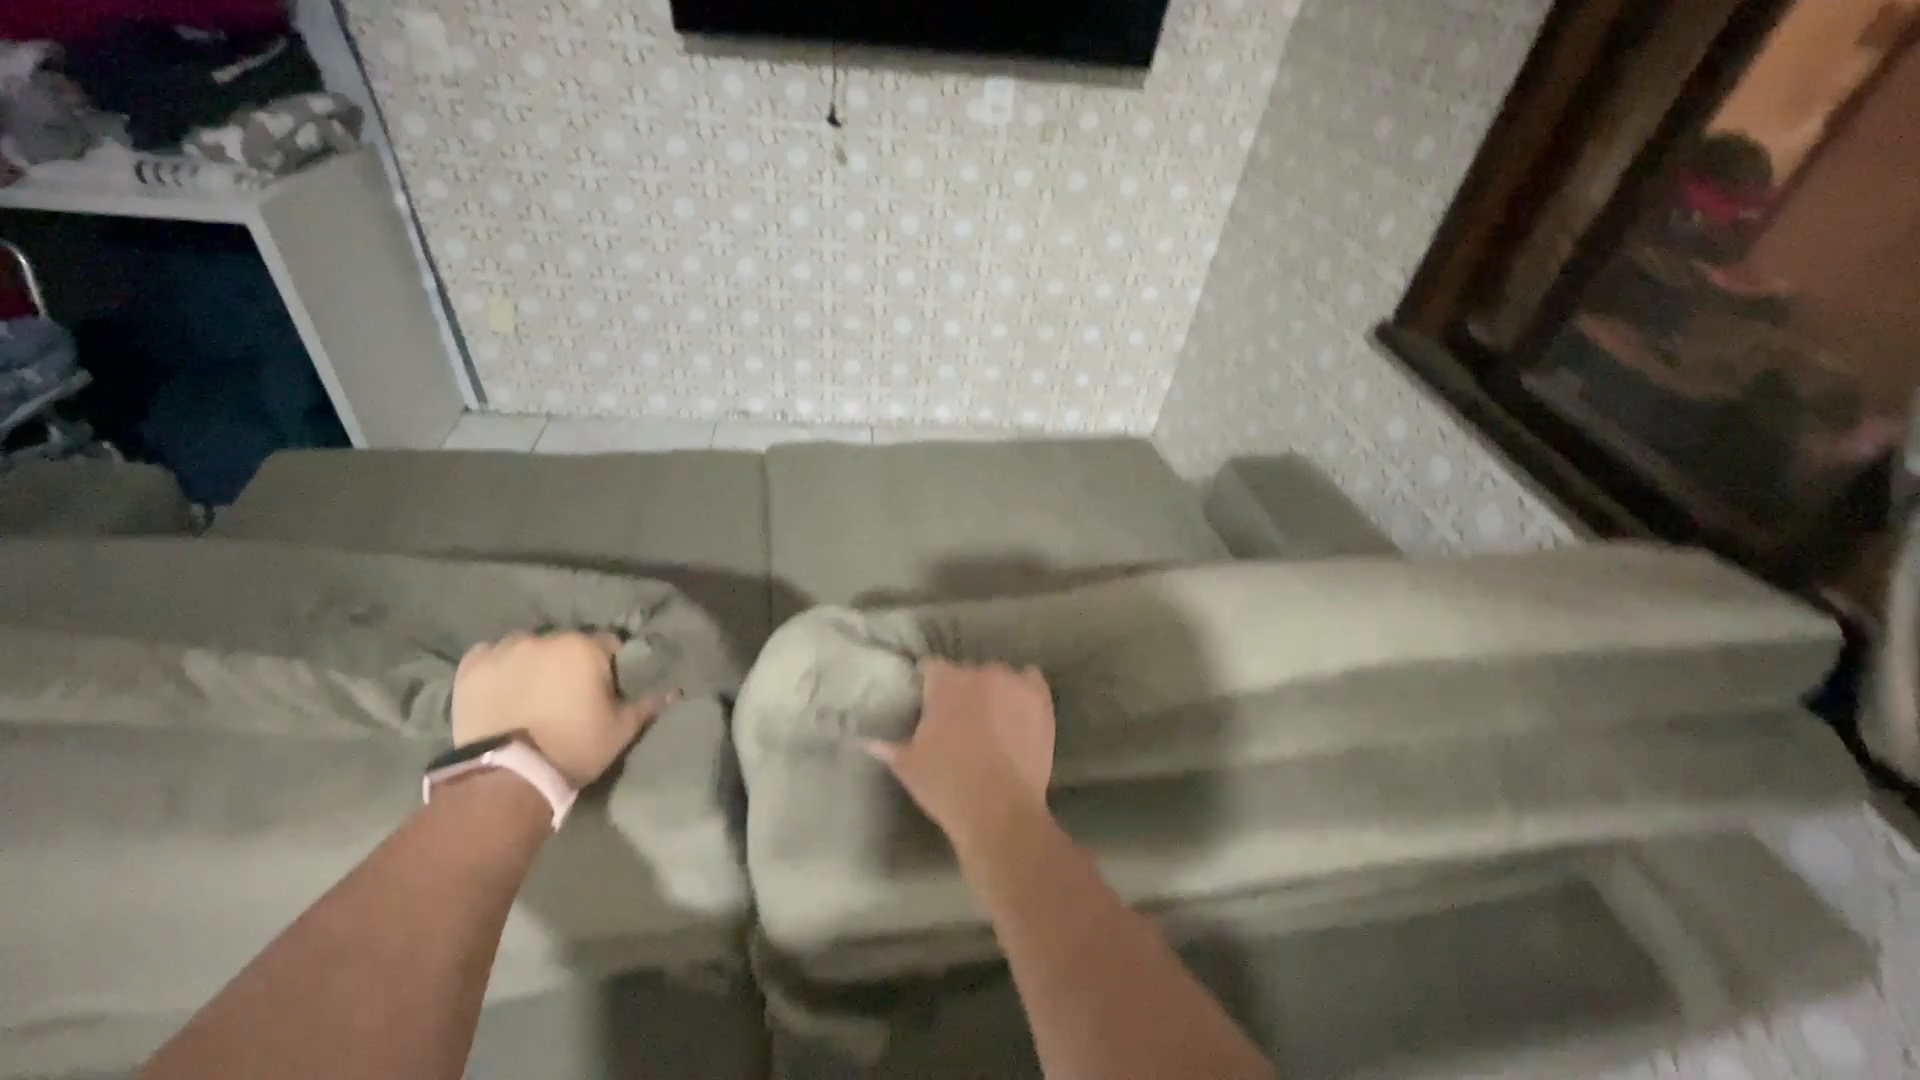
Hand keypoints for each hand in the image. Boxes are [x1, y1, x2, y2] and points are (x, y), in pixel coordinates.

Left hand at [451, 631, 674, 786]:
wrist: (507, 776)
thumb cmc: (574, 748)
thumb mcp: (620, 730)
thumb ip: (647, 704)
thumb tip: (676, 690)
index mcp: (584, 647)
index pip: (609, 643)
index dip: (610, 665)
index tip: (606, 686)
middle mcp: (544, 638)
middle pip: (566, 642)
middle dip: (570, 660)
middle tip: (568, 691)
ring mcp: (503, 649)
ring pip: (528, 645)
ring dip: (534, 660)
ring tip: (533, 690)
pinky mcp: (471, 666)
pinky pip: (491, 655)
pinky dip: (500, 666)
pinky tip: (504, 688)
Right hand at [865, 659, 1056, 849]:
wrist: (999, 810)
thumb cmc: (946, 785)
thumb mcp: (909, 766)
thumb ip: (887, 747)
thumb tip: (865, 741)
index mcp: (945, 682)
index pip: (931, 667)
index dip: (928, 683)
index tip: (928, 700)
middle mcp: (980, 673)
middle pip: (967, 673)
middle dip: (962, 690)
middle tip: (959, 718)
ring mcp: (1014, 684)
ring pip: (999, 678)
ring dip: (993, 691)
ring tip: (992, 718)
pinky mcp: (1041, 701)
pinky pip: (1031, 681)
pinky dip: (1024, 691)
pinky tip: (1019, 709)